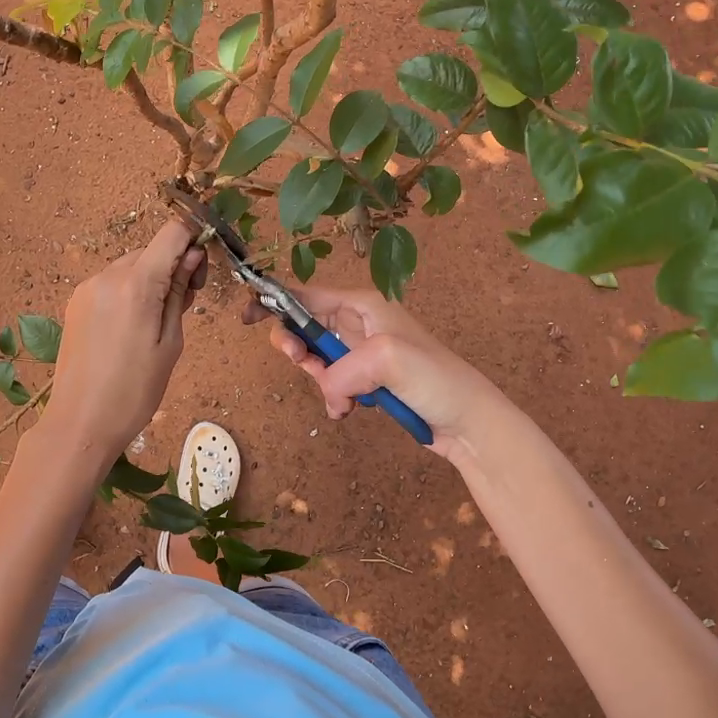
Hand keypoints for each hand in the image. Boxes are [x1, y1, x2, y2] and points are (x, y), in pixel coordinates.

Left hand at [42, 219, 206, 457]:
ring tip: (156, 323)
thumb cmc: (135, 391)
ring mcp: (87, 288)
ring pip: (130, 267)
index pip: (172, 233)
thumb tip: (193, 256)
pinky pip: (111, 283)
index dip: (194, 240)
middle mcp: (107, 275)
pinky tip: (131, 327)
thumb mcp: (170, 342)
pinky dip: (128, 292)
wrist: (80, 423)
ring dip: (149, 280)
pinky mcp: (75, 302)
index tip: (202, 269)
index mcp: (136, 284)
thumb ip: (179, 293)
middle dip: (173, 267)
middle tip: (184, 306)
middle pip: (151, 251)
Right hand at [244, 285, 498, 450]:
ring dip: (319, 379)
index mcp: (363, 305)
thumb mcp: (386, 360)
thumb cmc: (435, 379)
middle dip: (296, 346)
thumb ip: (340, 368)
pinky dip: (333, 397)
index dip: (274, 300)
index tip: (247, 315)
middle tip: (298, 362)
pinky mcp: (367, 380)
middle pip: (304, 326)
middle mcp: (359, 323)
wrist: (470, 422)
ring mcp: (362, 352)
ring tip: (339, 399)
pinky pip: (332, 383)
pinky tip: (346, 410)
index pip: (306, 295)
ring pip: (316, 359)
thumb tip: (326, 388)